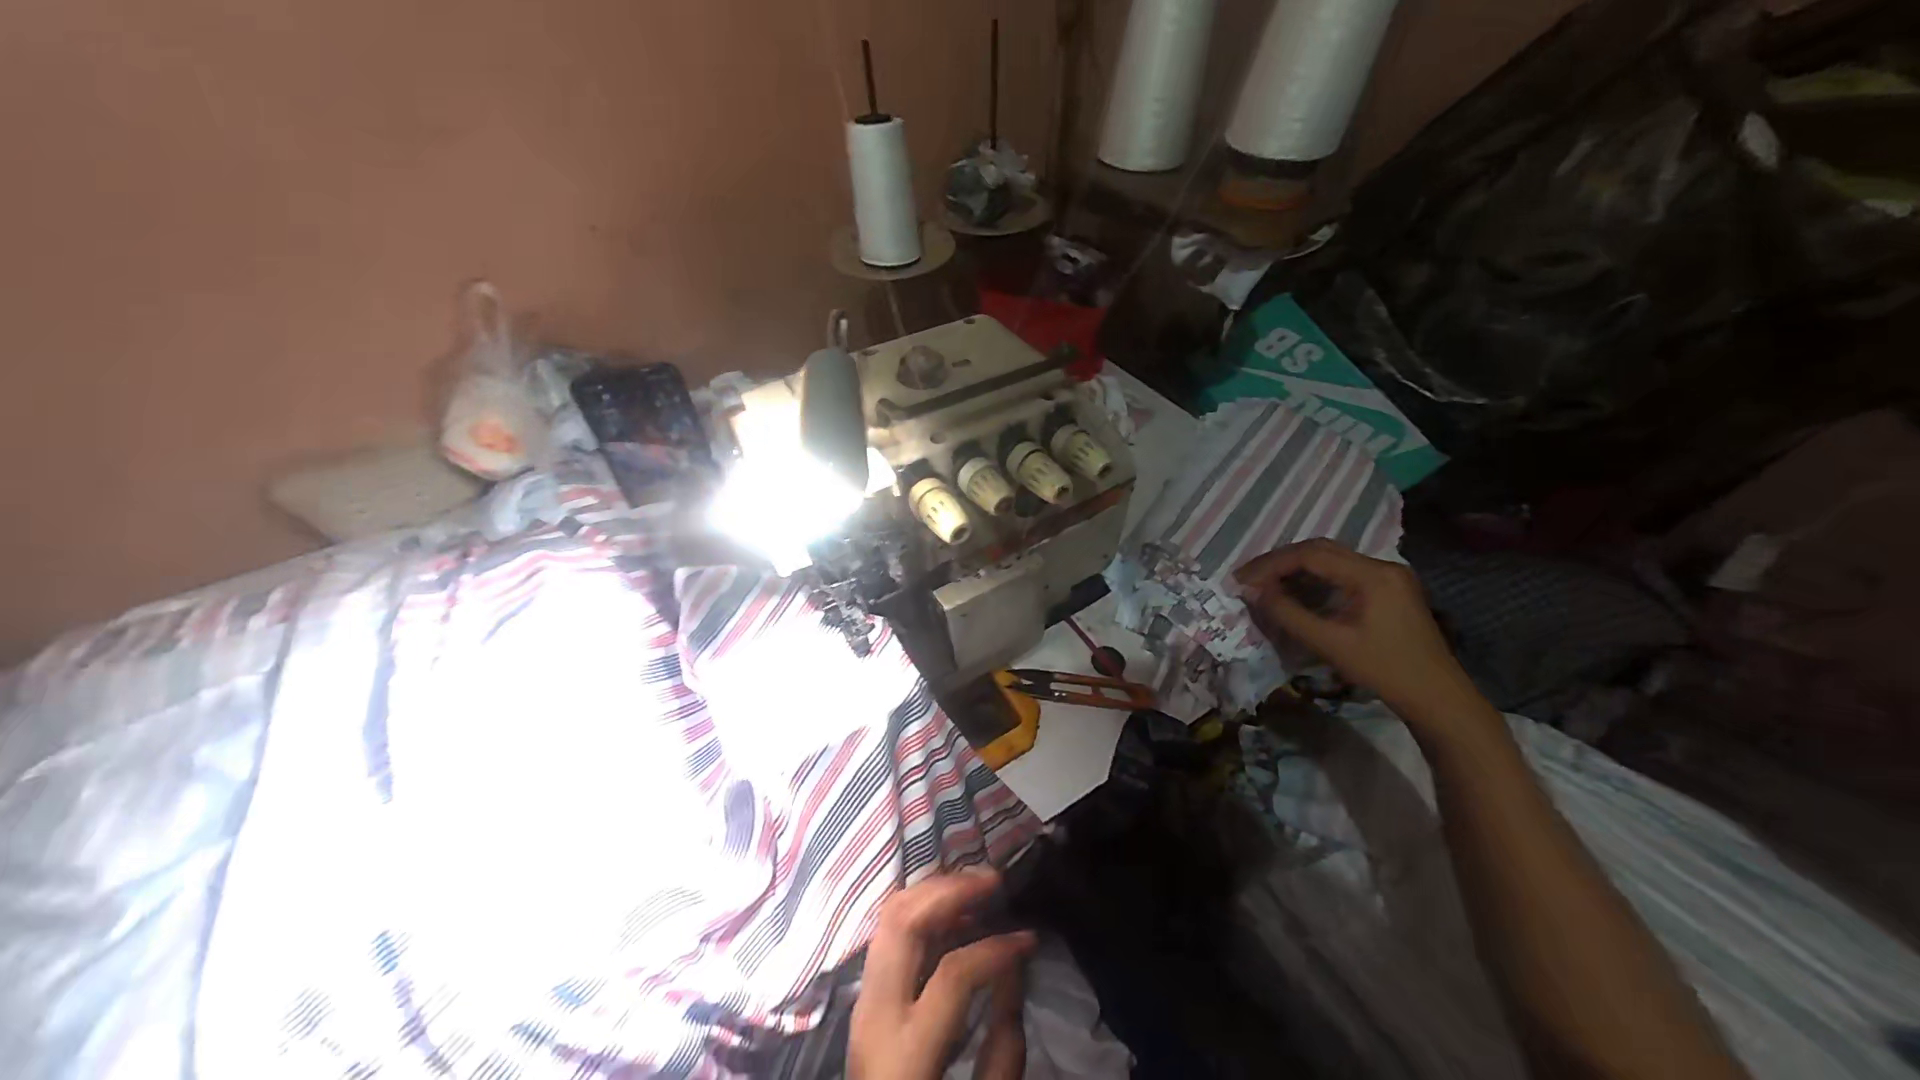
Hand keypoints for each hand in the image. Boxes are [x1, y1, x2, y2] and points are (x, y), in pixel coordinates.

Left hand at [848, 869, 1035, 1079]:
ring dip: (933, 893)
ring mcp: (862, 1000)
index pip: (952, 974)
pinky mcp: (863, 996)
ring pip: (888, 917)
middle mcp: (874, 1012)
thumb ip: (1003, 1052)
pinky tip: (953, 917)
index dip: (997, 949)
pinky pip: (888, 933)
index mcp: (905, 1050)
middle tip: (993, 881)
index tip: (1029, 938)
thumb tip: (1012, 975)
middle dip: (949, 891)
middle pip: (901, 923)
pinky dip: (921, 912)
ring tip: (975, 890)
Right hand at [1235, 539, 1484, 726]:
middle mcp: (1382, 565)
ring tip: (1265, 583)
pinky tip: (1295, 591)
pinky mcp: (1389, 589)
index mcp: (1373, 574)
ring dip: (1295, 568)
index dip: (1271, 564)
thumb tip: (1253, 591)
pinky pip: (1343, 572)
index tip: (1242, 580)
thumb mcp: (1329, 643)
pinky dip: (1314, 578)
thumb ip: (1288, 613)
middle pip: (1321, 550)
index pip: (1311, 555)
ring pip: (1331, 559)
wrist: (1436, 697)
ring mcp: (1388, 576)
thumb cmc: (1383, 670)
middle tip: (1248, 578)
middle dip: (1280, 562)